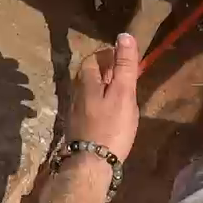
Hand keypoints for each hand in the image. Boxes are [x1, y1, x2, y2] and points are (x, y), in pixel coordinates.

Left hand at [69, 33, 139, 158]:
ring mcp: (75, 111)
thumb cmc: (111, 127)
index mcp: (86, 81)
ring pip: (90, 91)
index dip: (110, 56)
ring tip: (123, 97)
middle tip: (127, 78)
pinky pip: (90, 107)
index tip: (126, 61)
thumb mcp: (123, 93)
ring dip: (105, 89)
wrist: (90, 166)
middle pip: (90, 74)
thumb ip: (125, 65)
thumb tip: (124, 36)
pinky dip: (101, 104)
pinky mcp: (77, 127)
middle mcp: (76, 92)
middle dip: (108, 72)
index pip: (94, 58)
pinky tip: (112, 116)